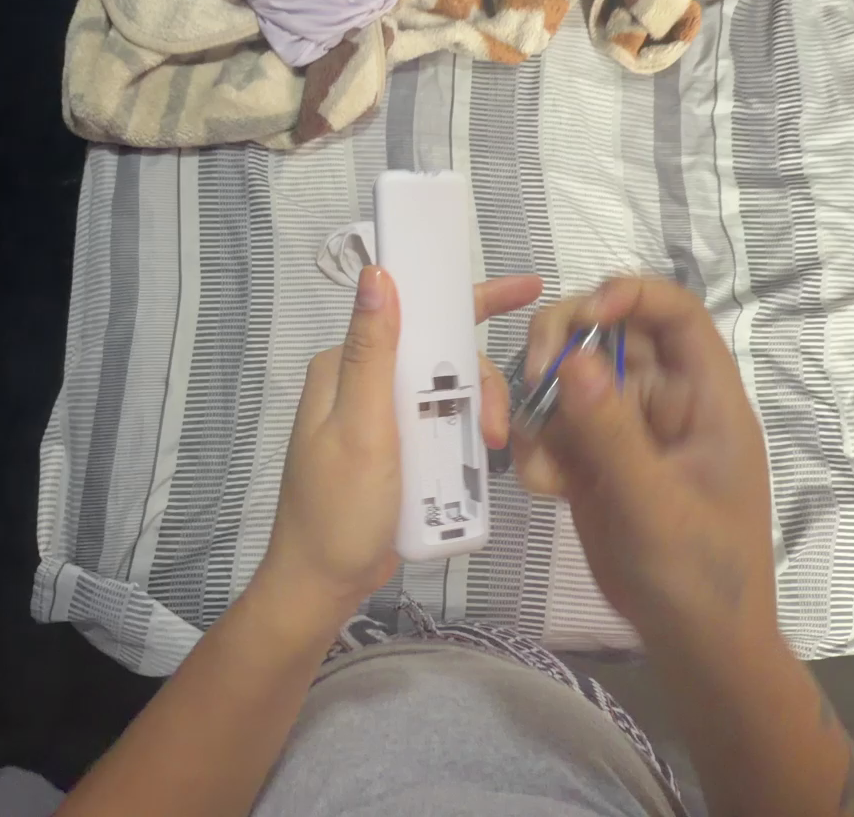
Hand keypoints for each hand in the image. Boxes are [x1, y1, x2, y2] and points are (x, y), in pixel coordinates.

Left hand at [254, 268, 541, 629]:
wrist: (325, 581)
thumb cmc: (340, 506)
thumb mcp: (360, 426)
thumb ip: (371, 351)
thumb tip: (377, 273)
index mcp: (346, 365)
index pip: (415, 316)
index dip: (470, 300)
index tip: (528, 291)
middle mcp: (363, 380)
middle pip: (440, 355)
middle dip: (479, 382)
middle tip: (495, 429)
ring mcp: (381, 414)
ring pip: (446, 390)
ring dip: (476, 412)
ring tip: (491, 449)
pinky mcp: (397, 446)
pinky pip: (442, 422)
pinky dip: (466, 431)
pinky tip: (484, 450)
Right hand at [513, 276, 776, 651]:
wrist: (687, 641)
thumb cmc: (699, 573)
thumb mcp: (655, 503)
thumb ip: (612, 432)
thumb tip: (573, 357)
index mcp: (702, 399)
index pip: (677, 315)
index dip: (632, 296)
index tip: (585, 313)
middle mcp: (659, 402)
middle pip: (605, 335)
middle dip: (562, 345)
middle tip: (534, 375)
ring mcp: (620, 428)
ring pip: (566, 379)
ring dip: (540, 407)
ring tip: (540, 458)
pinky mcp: (589, 457)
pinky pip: (550, 426)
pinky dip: (536, 449)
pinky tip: (544, 487)